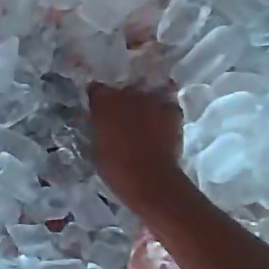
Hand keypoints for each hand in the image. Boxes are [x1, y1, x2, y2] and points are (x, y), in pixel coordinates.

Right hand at [87, 83, 190, 215]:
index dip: (97, 99)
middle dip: (122, 101)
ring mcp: (153, 100)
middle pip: (124, 90)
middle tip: (121, 118)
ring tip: (144, 119)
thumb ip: (98, 127)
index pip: (96, 89)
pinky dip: (163, 113)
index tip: (97, 110)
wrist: (149, 179)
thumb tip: (100, 123)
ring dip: (144, 104)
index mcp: (104, 102)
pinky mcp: (173, 111)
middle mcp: (129, 94)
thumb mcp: (96, 145)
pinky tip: (161, 125)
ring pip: (147, 95)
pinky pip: (166, 105)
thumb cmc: (114, 167)